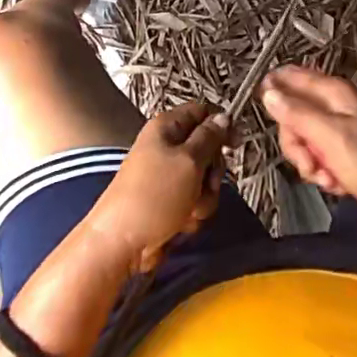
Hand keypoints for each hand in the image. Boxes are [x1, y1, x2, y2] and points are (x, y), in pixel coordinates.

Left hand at [83, 101, 229, 274]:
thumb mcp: (189, 161)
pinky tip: (181, 222)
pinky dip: (193, 213)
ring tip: (189, 209)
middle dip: (212, 172)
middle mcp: (167, 147)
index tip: (234, 144)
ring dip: (204, 197)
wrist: (122, 243)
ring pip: (205, 180)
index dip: (221, 125)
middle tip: (206, 183)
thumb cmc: (154, 195)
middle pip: (208, 149)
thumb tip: (224, 116)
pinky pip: (195, 200)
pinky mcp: (169, 201)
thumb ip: (210, 138)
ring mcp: (168, 175)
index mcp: (166, 127)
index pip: (202, 112)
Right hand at [262, 66, 356, 231]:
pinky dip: (322, 172)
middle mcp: (335, 105)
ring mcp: (340, 129)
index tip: (271, 115)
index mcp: (333, 93)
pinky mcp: (344, 152)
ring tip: (326, 176)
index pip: (292, 77)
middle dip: (295, 142)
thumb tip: (268, 91)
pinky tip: (336, 182)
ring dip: (309, 162)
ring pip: (303, 138)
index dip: (275, 92)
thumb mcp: (330, 136)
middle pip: (293, 113)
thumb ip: (297, 113)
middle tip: (308, 161)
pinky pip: (318, 156)